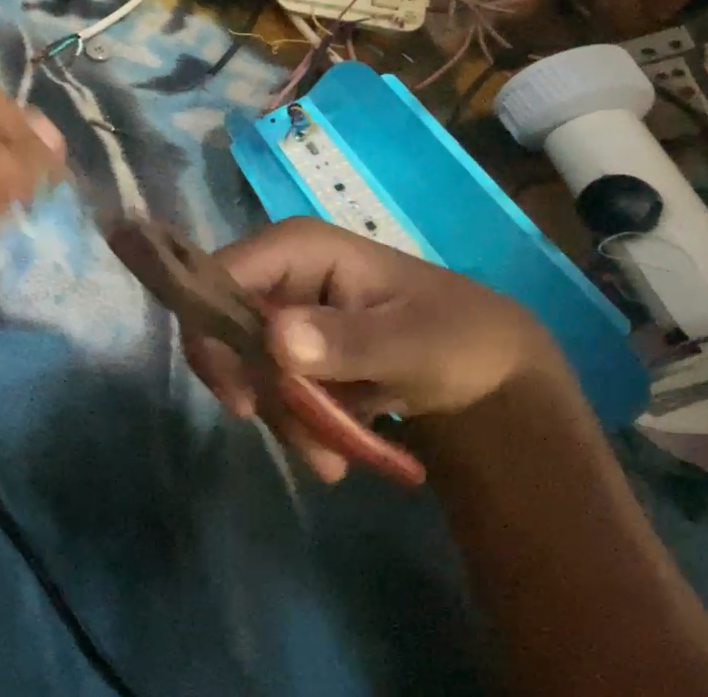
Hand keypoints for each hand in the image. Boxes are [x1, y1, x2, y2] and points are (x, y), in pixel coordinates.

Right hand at [190, 217, 561, 481]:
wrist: (495, 376)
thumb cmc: (461, 342)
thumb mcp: (414, 344)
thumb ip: (347, 341)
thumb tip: (277, 338)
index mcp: (296, 248)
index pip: (217, 277)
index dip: (212, 333)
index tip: (240, 399)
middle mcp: (275, 273)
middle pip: (222, 328)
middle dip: (257, 391)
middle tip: (306, 440)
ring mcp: (278, 311)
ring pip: (242, 366)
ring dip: (282, 417)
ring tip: (334, 459)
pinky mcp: (286, 347)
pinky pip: (264, 385)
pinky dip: (293, 422)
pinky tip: (332, 453)